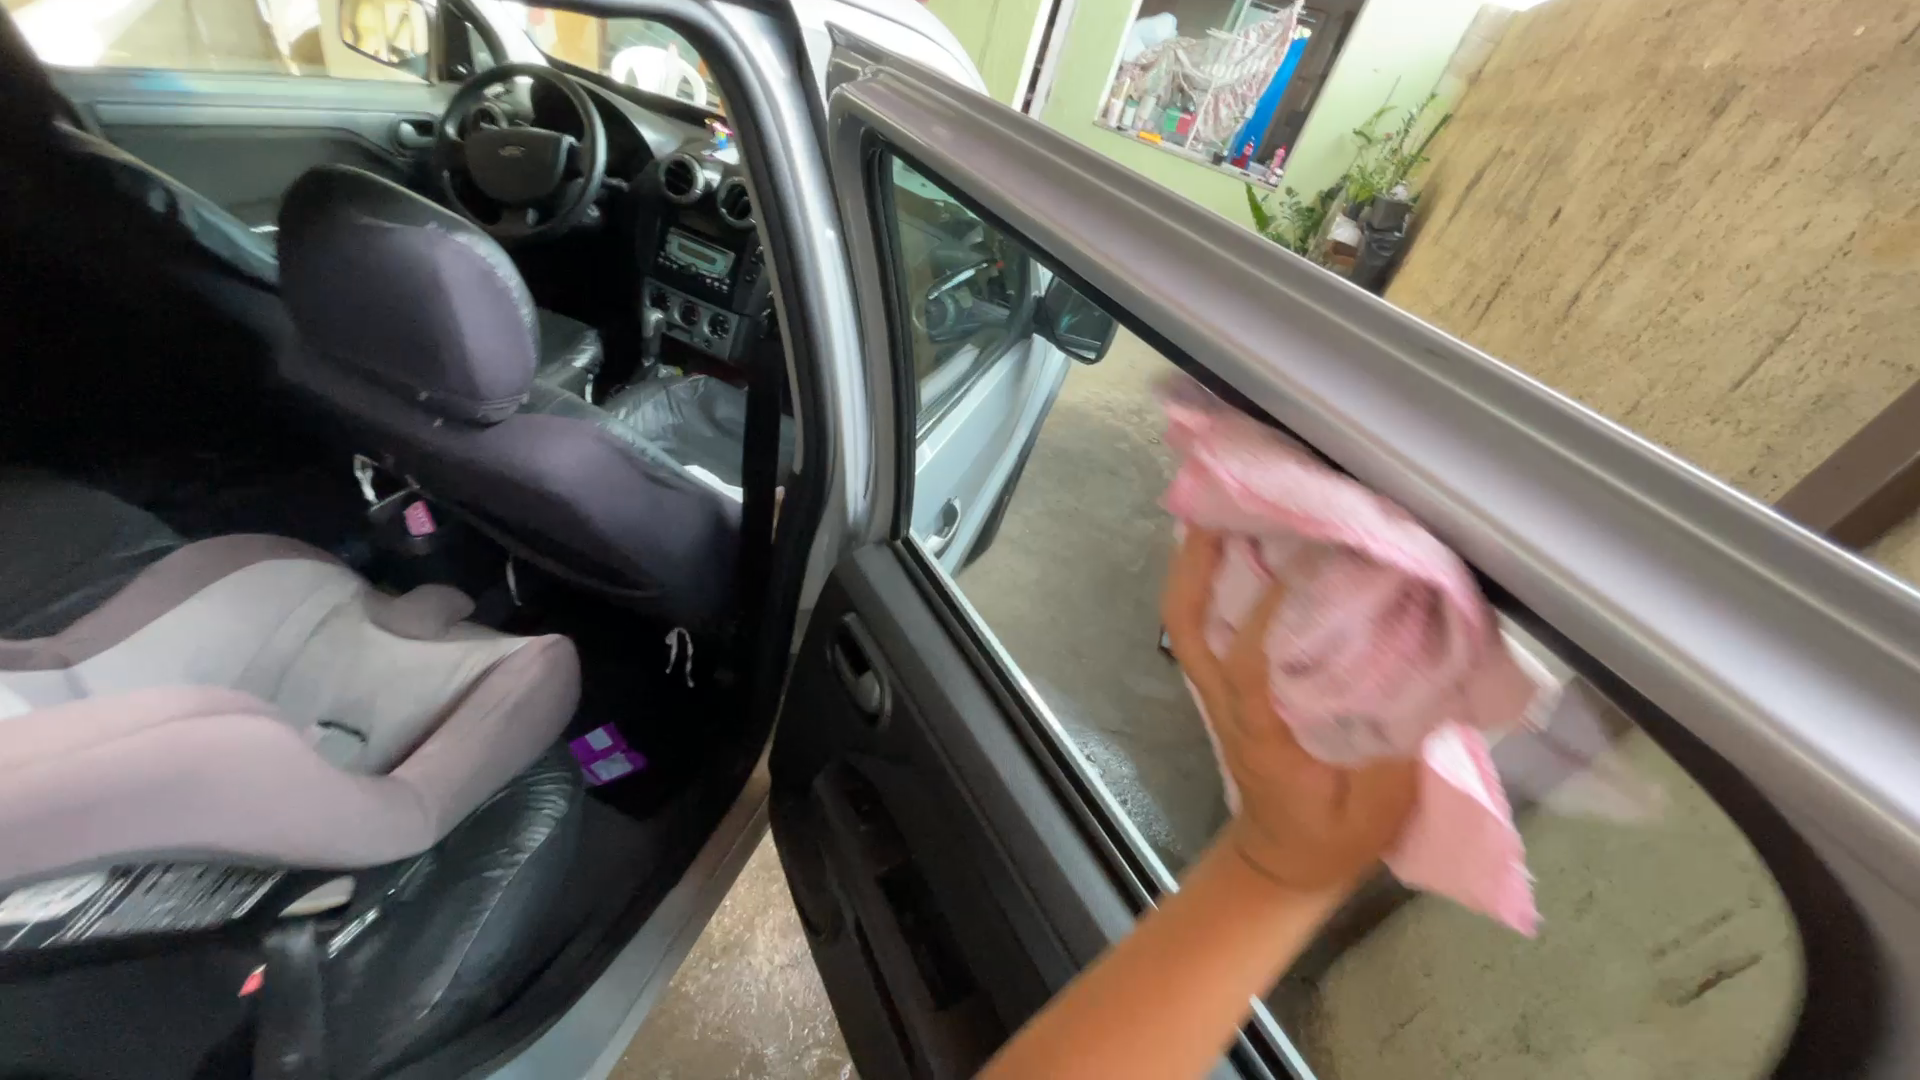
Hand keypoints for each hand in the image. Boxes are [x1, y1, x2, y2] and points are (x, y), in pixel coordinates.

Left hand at [1162, 528, 1416, 892]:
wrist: (1285, 855)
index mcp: (1259, 730)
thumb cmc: (1330, 835)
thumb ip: (1397, 744)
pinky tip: (1234, 550)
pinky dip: (1207, 584)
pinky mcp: (1221, 685)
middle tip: (1225, 507)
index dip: (1273, 613)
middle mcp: (1224, 700)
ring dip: (1195, 565)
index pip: (1251, 663)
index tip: (1311, 564)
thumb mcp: (1377, 806)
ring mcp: (1215, 690)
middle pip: (1188, 623)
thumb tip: (1421, 672)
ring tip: (1222, 512)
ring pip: (1186, 619)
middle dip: (1197, 564)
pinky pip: (1201, 626)